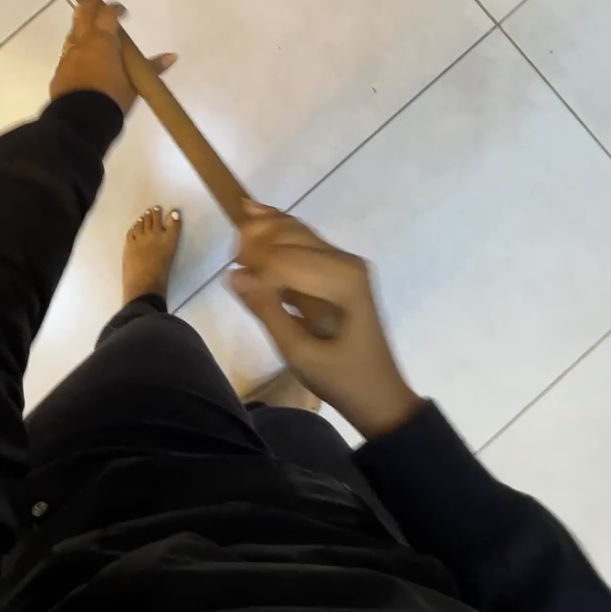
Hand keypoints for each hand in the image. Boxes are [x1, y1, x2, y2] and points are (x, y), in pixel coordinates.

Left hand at [49, 0, 175, 112]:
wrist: (80, 121)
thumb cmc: (111, 99)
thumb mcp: (135, 85)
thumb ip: (152, 68)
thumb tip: (173, 56)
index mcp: (103, 42)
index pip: (108, 15)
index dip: (115, 8)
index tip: (122, 9)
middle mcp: (83, 44)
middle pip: (84, 14)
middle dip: (90, 1)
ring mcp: (68, 57)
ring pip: (73, 32)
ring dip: (79, 23)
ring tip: (84, 18)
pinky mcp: (60, 72)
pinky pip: (67, 53)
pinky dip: (74, 47)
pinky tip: (78, 53)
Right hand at [229, 202, 420, 438]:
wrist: (379, 395)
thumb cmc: (340, 379)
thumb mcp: (298, 354)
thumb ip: (267, 311)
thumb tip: (234, 275)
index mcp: (342, 281)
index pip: (285, 259)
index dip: (254, 264)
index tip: (233, 276)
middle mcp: (347, 262)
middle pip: (291, 235)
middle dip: (258, 238)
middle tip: (231, 254)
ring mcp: (346, 263)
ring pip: (296, 232)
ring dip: (266, 229)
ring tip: (237, 234)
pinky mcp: (340, 269)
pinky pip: (304, 241)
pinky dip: (278, 232)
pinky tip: (255, 215)